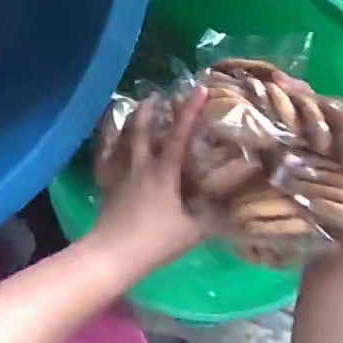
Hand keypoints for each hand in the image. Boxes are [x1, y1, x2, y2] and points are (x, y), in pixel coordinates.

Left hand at [88, 88, 209, 267]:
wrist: (113, 252)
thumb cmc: (156, 240)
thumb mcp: (195, 229)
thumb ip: (215, 214)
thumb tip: (238, 204)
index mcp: (162, 173)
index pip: (178, 135)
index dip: (189, 112)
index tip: (199, 90)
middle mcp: (137, 166)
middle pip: (141, 129)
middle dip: (151, 109)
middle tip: (158, 96)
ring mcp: (117, 172)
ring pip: (121, 138)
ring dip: (130, 121)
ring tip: (136, 108)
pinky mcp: (104, 183)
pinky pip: (105, 155)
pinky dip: (108, 141)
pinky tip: (111, 138)